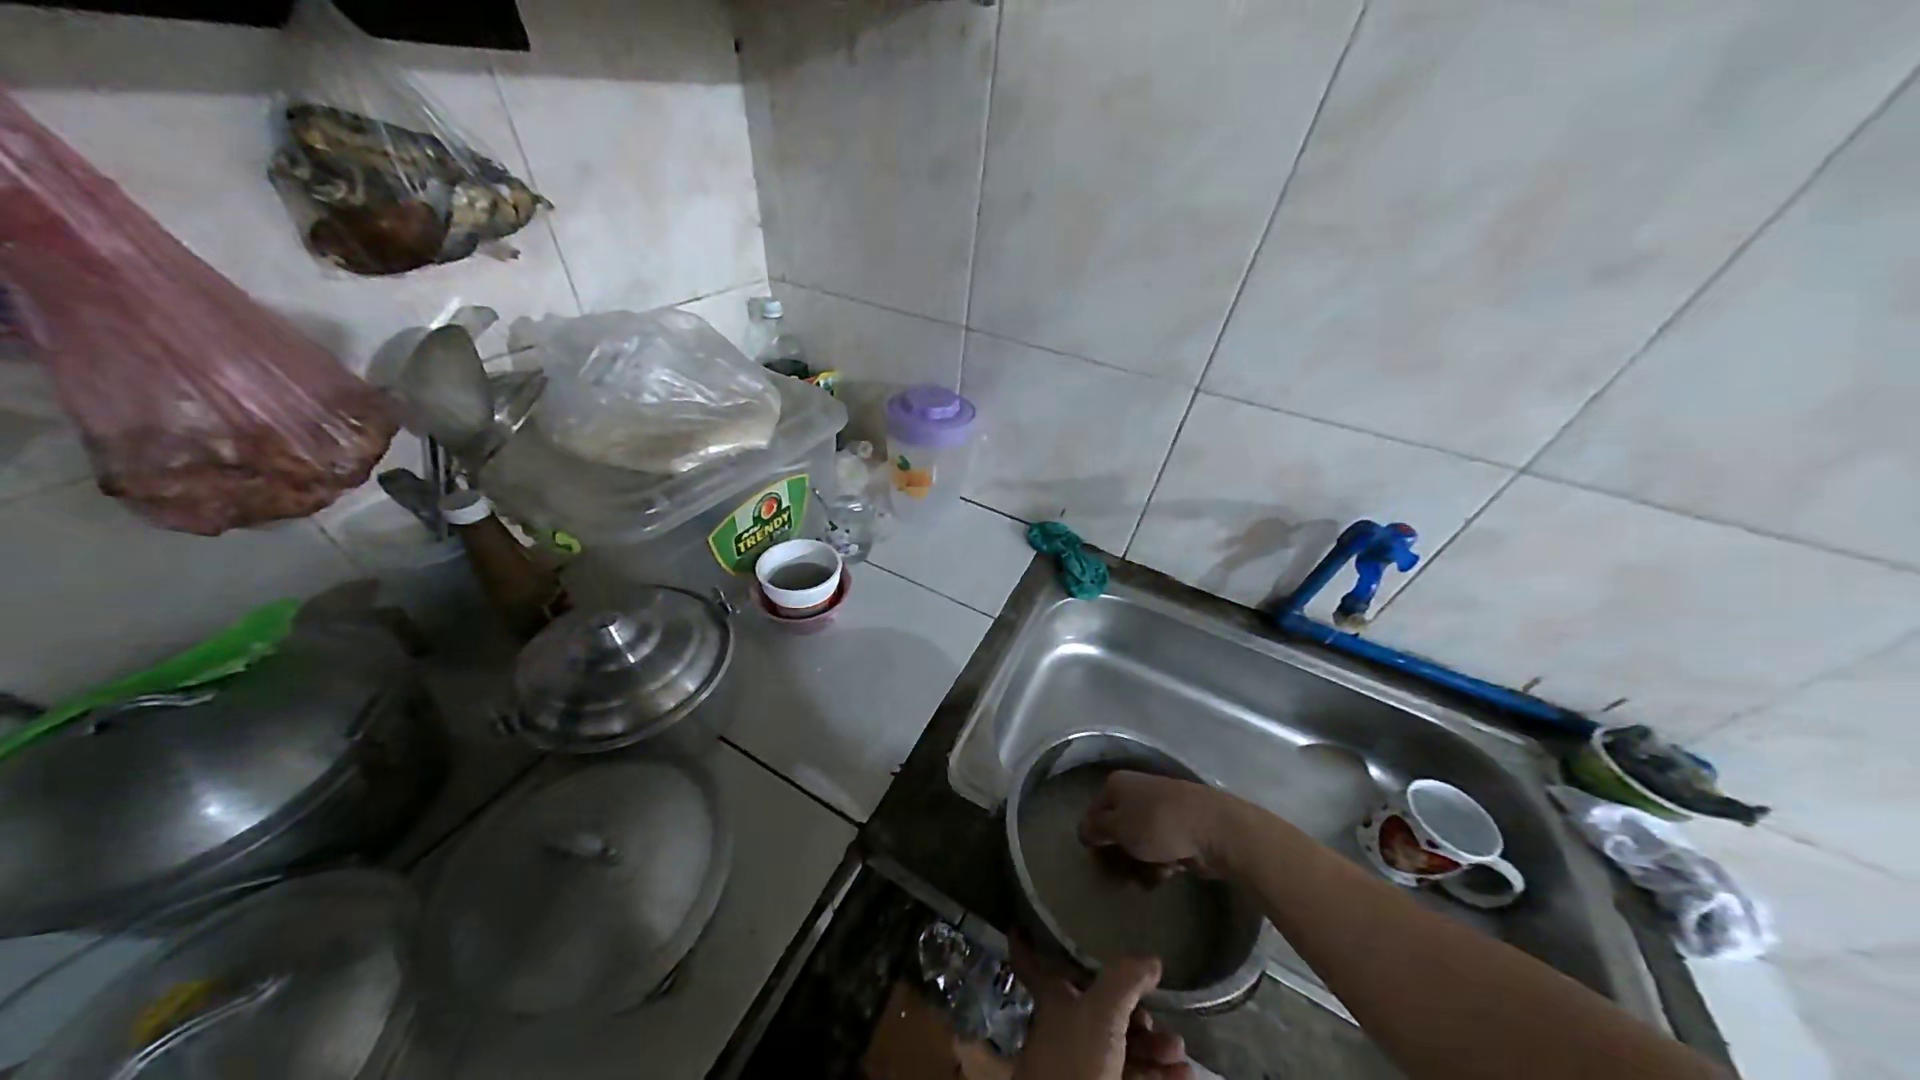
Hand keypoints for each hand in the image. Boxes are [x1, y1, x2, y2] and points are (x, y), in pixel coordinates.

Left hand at [1010, 939, 1192, 1079]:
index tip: (1017, 926)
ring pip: (1121, 1044)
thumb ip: (1124, 981)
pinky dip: (1157, 1073)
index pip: (1033, 965)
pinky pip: (1132, 1076)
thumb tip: (1151, 959)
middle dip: (1136, 1011)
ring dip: (1153, 1045)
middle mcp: (1066, 1028)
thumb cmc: (1074, 1062)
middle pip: (1099, 1007)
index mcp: (1055, 1000)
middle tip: (1156, 1018)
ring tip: (1177, 1051)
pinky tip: (1182, 1074)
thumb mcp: (1099, 1013)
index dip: (1025, 945)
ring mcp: (1083, 1064)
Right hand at [1078, 771, 1240, 878]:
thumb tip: (1083, 831)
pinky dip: (1161, 864)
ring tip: (1144, 877)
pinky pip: (1161, 850)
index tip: (1095, 857)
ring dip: (1140, 863)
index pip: (1094, 810)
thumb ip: (1096, 829)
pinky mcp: (1182, 831)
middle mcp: (1139, 793)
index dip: (1092, 834)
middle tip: (1117, 873)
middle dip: (1118, 853)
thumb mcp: (1117, 826)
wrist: (1214, 829)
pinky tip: (1165, 875)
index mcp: (1118, 784)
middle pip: (1118, 827)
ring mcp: (1162, 811)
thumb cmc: (1157, 824)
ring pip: (1140, 842)